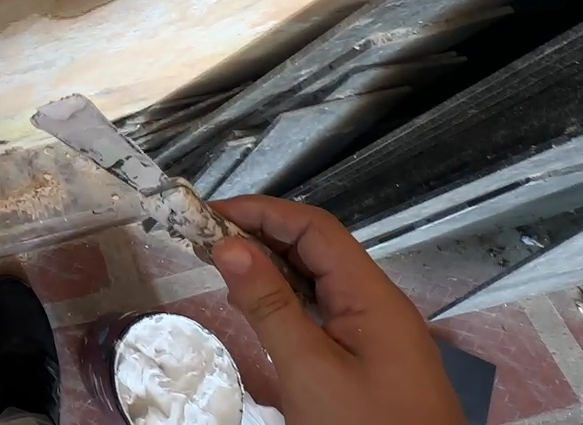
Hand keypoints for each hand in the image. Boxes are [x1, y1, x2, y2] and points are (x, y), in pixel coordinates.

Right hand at [209, 196, 461, 424]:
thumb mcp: (310, 371)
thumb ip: (268, 304)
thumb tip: (226, 244)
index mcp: (373, 297)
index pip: (314, 228)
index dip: (261, 211)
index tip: (209, 214)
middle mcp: (378, 305)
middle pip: (314, 248)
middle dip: (258, 234)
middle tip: (204, 239)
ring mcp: (375, 334)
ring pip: (315, 277)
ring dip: (267, 265)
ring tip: (219, 267)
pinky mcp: (367, 359)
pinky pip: (319, 308)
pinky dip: (282, 297)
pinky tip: (252, 307)